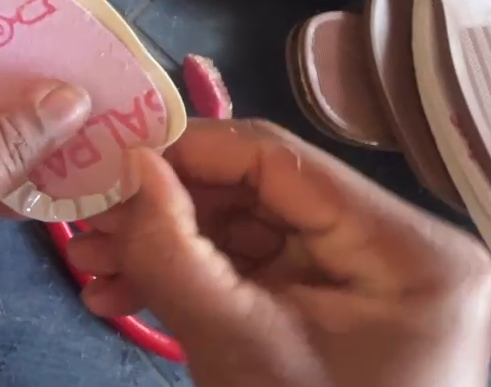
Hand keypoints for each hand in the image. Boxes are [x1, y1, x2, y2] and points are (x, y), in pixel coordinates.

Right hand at [67, 120, 490, 386]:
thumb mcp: (233, 341)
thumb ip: (171, 244)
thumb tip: (128, 155)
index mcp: (405, 247)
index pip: (272, 156)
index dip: (182, 149)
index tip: (106, 161)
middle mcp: (386, 241)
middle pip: (246, 188)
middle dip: (158, 208)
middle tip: (86, 219)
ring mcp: (353, 269)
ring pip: (232, 221)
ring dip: (155, 242)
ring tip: (87, 263)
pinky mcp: (321, 296)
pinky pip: (239, 260)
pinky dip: (180, 273)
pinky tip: (117, 292)